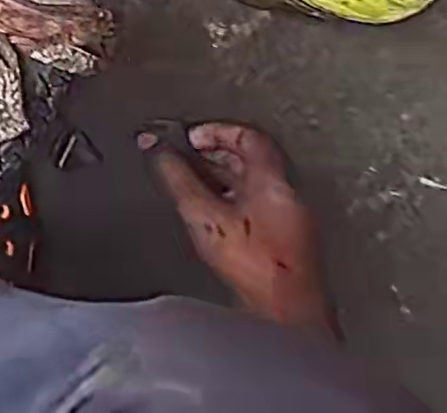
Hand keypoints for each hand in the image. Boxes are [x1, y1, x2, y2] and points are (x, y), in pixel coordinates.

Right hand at [141, 121, 337, 338]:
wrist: (285, 317)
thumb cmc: (253, 266)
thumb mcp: (200, 211)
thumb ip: (174, 174)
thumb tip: (154, 147)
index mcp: (274, 182)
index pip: (249, 136)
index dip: (217, 130)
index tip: (192, 136)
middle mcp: (289, 197)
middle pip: (250, 159)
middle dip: (213, 153)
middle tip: (184, 154)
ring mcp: (292, 221)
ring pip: (253, 183)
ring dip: (220, 176)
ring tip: (191, 181)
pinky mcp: (288, 241)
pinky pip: (257, 204)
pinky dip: (231, 197)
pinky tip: (211, 211)